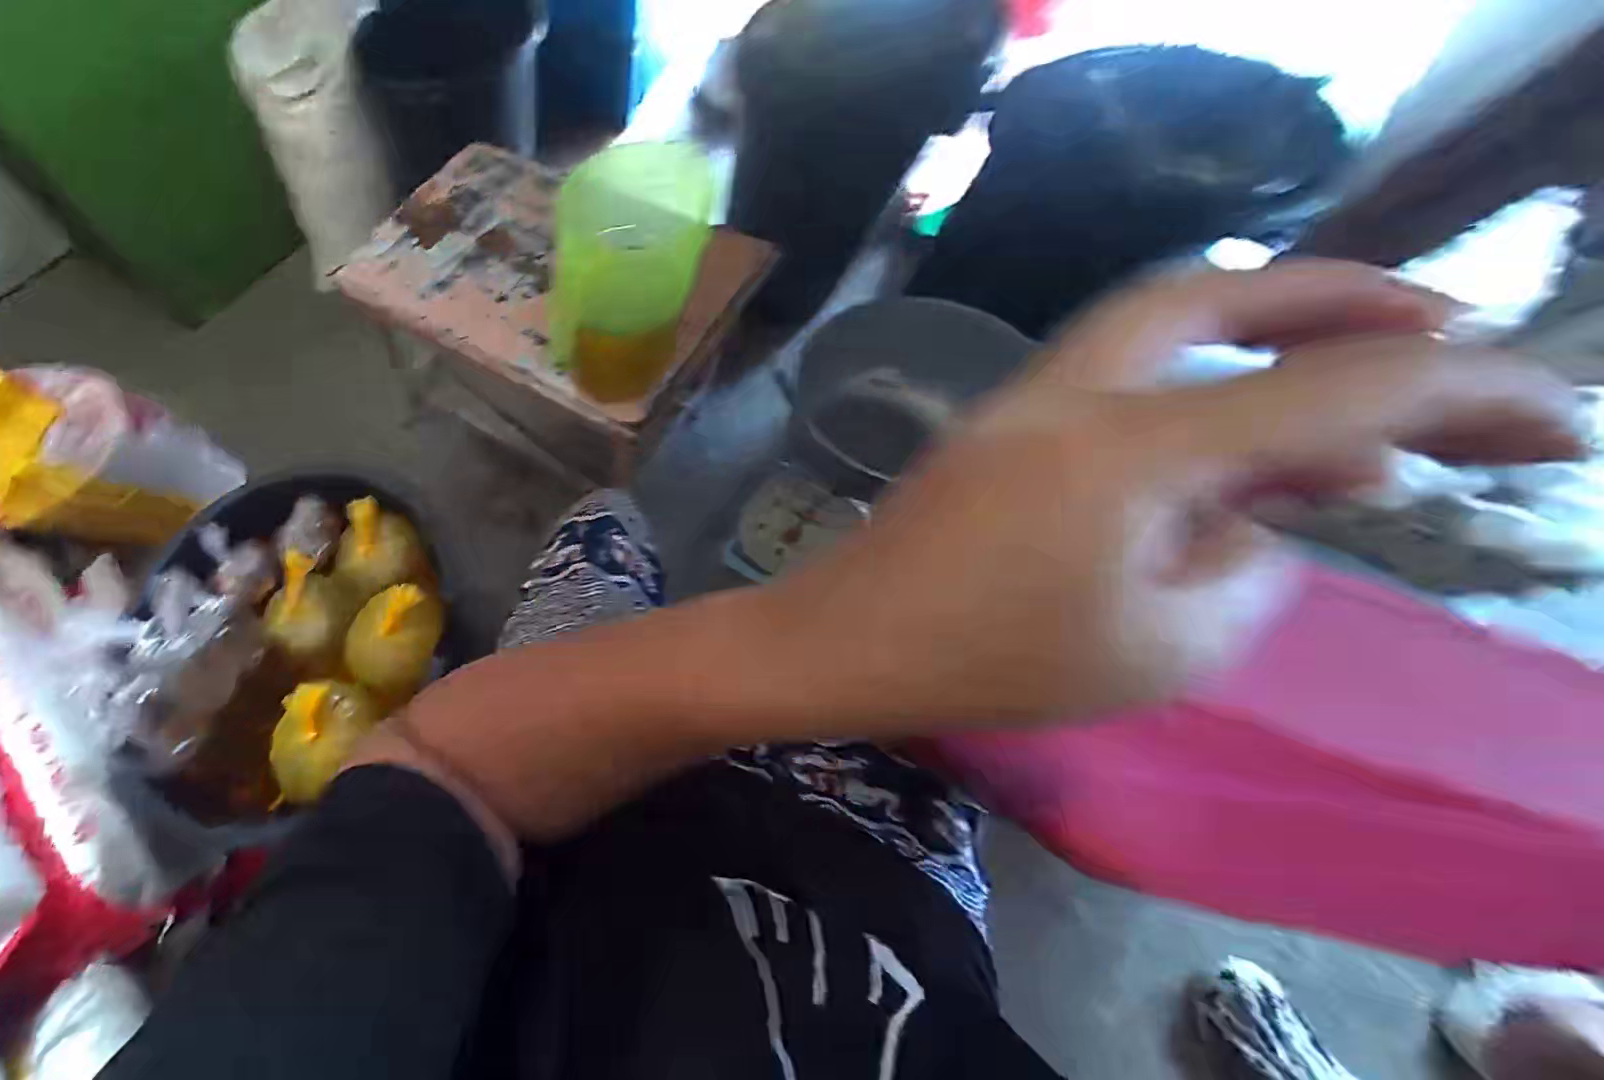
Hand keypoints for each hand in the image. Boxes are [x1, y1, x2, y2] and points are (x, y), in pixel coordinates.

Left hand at [774, 259, 1585, 728]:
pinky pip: (1097, 385)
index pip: (1326, 388)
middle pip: (1207, 295)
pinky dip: (1174, 392)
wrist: (842, 642)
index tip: (1551, 421)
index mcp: (1127, 450)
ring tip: (1342, 419)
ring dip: (1251, 344)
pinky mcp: (981, 434)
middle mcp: (1066, 401)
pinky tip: (1208, 452)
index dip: (1462, 394)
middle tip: (1437, 331)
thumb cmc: (983, 664)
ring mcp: (1010, 408)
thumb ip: (1242, 568)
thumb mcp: (1155, 649)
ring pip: (1144, 331)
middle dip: (1335, 297)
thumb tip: (1266, 510)